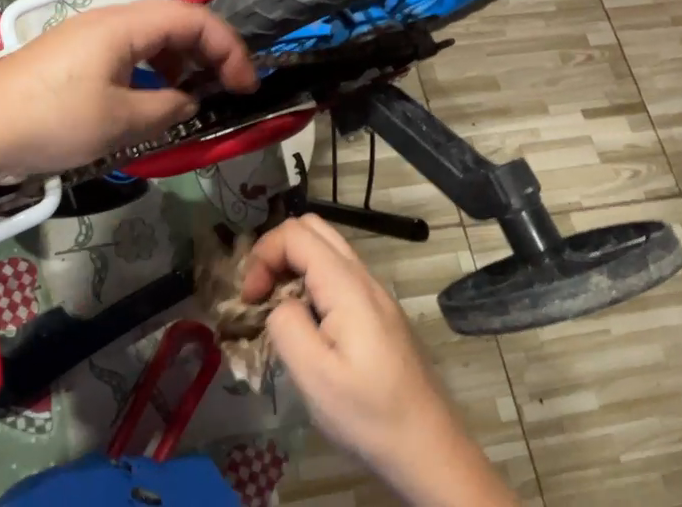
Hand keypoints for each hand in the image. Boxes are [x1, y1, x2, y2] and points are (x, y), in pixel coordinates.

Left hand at [0, 0, 257, 177]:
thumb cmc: (52, 121)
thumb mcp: (119, 122)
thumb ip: (166, 109)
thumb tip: (187, 101)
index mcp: (123, 25)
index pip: (193, 19)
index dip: (229, 48)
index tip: (246, 85)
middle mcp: (106, 19)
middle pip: (171, 21)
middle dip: (207, 51)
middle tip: (225, 88)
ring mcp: (83, 35)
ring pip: (147, 36)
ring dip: (176, 61)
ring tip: (188, 96)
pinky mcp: (69, 56)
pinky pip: (123, 52)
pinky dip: (147, 70)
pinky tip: (145, 100)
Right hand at [246, 217, 500, 501]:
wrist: (430, 452)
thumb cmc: (370, 415)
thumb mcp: (315, 376)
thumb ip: (286, 326)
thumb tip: (278, 305)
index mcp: (348, 286)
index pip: (295, 234)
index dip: (263, 255)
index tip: (250, 298)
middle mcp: (365, 279)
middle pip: (313, 229)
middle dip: (276, 252)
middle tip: (260, 293)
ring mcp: (376, 296)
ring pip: (327, 251)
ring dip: (293, 267)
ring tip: (277, 308)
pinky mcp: (379, 315)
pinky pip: (338, 277)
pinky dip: (311, 284)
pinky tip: (306, 325)